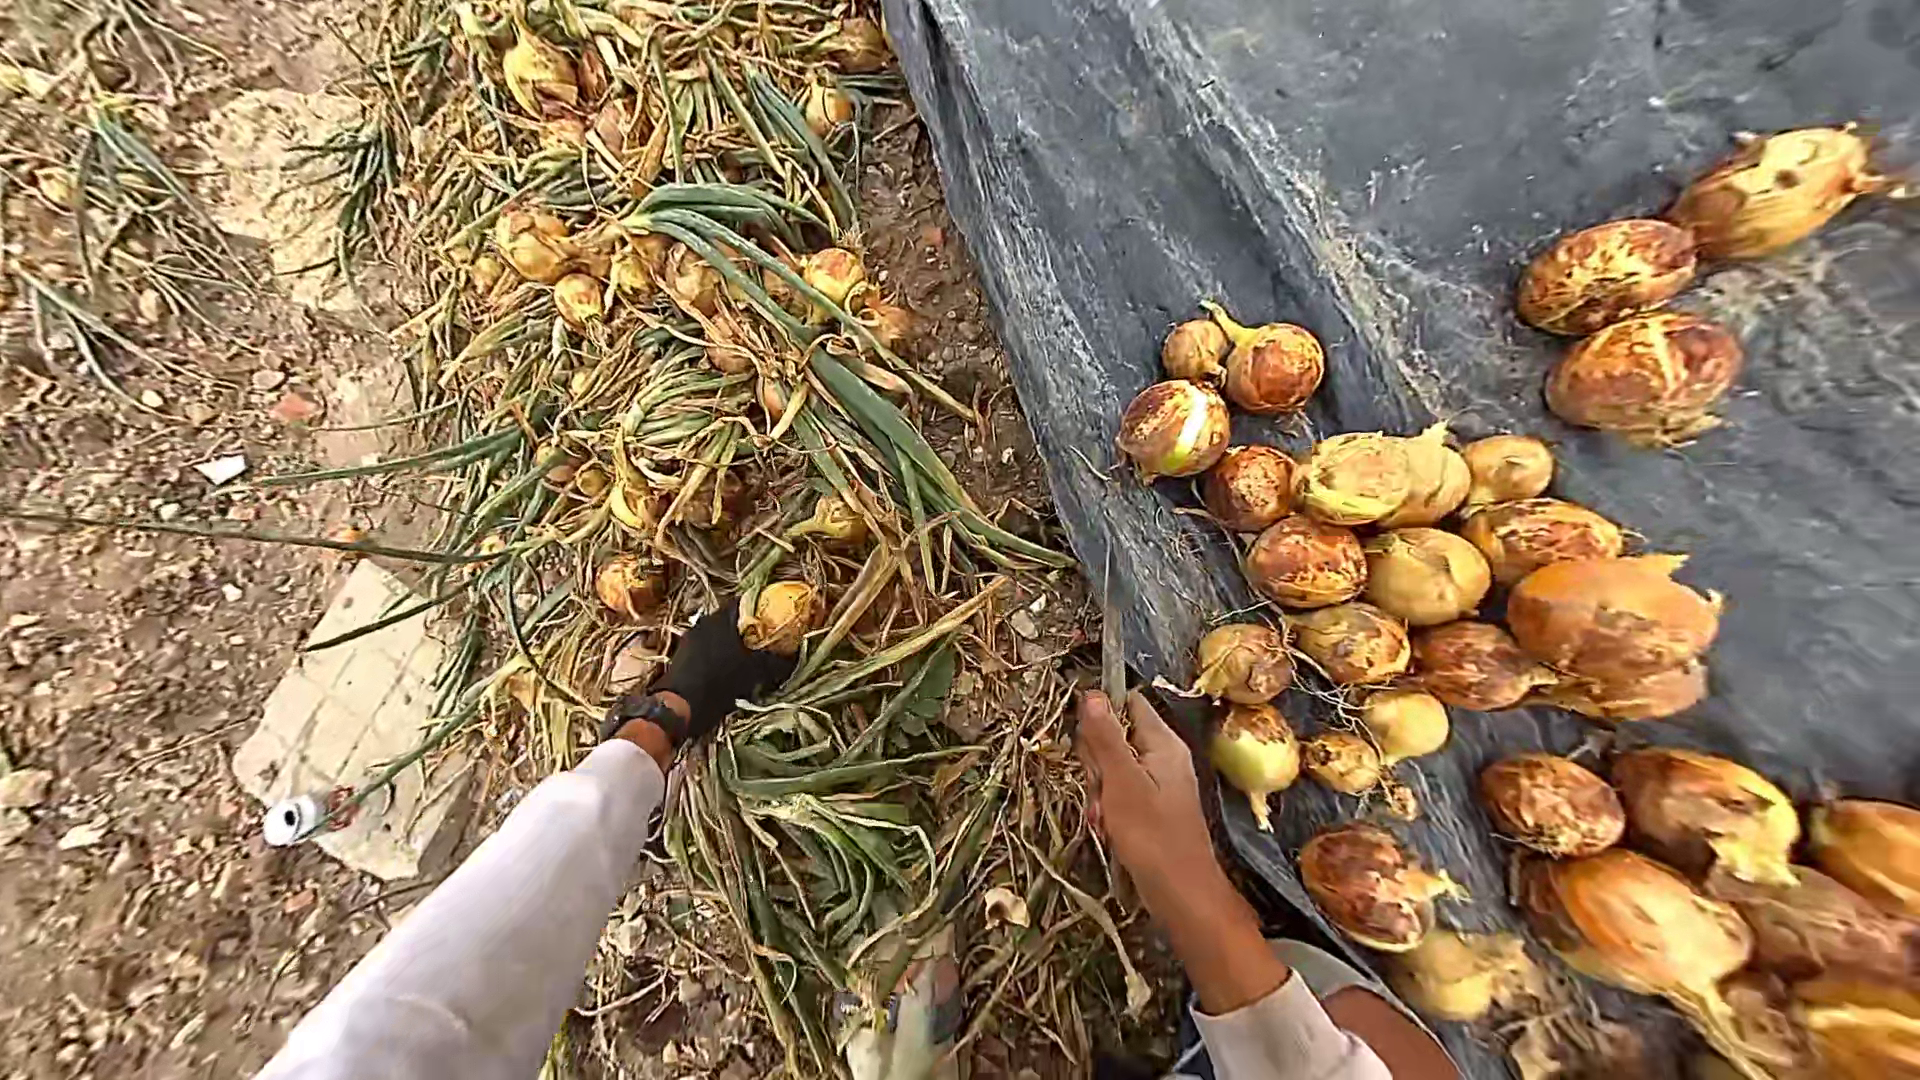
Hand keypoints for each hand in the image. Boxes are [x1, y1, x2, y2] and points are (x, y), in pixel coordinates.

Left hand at [605, 599, 794, 752]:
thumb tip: (794, 657)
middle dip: (748, 628)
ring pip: (717, 636)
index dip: (760, 607)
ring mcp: (689, 642)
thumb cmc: (719, 682)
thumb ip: (776, 662)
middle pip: (730, 620)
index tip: (774, 615)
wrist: (678, 709)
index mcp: (719, 619)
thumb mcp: (755, 672)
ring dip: (732, 644)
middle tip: (766, 638)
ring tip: (750, 657)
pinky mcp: (681, 659)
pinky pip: (707, 651)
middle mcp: (702, 625)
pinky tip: (730, 671)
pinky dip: (720, 656)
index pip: (743, 602)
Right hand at [1075, 690, 1288, 1013]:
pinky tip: (1105, 825)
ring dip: (1099, 787)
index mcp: (1163, 742)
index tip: (1085, 736)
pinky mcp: (1152, 805)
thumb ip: (1105, 736)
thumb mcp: (1121, 781)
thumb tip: (1092, 693)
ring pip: (1113, 765)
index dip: (1102, 712)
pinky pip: (1120, 790)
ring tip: (1102, 813)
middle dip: (1096, 760)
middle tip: (1098, 786)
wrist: (1183, 897)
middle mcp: (1163, 756)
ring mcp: (1158, 781)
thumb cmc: (1153, 836)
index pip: (1128, 702)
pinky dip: (1109, 805)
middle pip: (1116, 734)